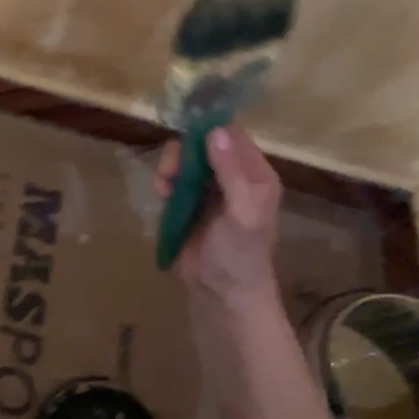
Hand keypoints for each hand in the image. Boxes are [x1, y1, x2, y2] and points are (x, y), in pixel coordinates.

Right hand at [156, 126, 283, 309]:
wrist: (221, 292)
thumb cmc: (240, 253)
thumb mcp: (243, 212)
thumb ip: (231, 172)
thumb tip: (215, 130)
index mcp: (255, 174)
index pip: (232, 134)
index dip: (209, 126)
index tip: (186, 126)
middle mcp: (234, 175)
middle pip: (204, 142)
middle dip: (185, 149)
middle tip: (173, 168)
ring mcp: (210, 188)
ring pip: (186, 157)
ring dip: (172, 165)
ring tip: (165, 184)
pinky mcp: (189, 200)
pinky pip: (174, 176)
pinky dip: (165, 179)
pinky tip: (162, 193)